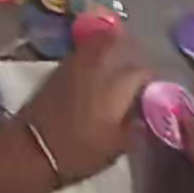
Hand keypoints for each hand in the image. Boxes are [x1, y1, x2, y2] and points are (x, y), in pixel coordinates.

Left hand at [17, 32, 153, 184]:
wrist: (36, 145)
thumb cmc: (80, 151)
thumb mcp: (118, 145)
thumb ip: (136, 122)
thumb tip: (149, 108)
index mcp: (114, 86)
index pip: (142, 71)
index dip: (152, 79)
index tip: (157, 89)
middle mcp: (96, 66)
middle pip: (119, 45)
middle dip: (133, 52)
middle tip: (140, 70)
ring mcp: (75, 62)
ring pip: (99, 41)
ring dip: (113, 45)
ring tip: (122, 60)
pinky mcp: (60, 65)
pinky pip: (84, 49)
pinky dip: (95, 50)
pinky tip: (99, 63)